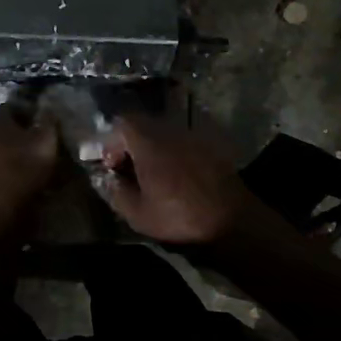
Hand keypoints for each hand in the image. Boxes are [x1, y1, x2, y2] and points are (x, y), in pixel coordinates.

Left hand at [0, 106, 59, 224]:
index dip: (37, 113)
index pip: (18, 106)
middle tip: (50, 144)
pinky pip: (4, 165)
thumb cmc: (22, 169)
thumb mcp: (45, 141)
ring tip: (46, 164)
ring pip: (8, 147)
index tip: (52, 125)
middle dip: (30, 134)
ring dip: (25, 153)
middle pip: (12, 128)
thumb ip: (49, 121)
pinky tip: (33, 178)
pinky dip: (17, 168)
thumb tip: (49, 108)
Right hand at [101, 115, 255, 242]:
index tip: (113, 166)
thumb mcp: (139, 214)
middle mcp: (171, 131)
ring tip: (153, 176)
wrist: (232, 219)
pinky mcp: (211, 145)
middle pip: (143, 125)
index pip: (123, 122)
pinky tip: (176, 177)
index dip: (112, 142)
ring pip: (164, 133)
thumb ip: (117, 193)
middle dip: (131, 145)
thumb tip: (109, 180)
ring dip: (153, 149)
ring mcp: (193, 136)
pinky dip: (173, 154)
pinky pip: (183, 142)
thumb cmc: (180, 215)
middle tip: (130, 171)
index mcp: (149, 142)